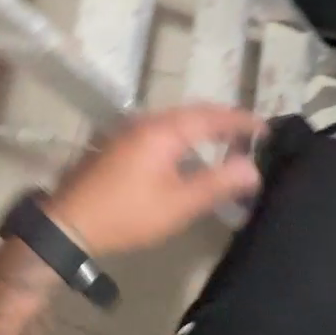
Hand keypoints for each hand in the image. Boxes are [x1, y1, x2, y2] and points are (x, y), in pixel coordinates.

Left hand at [43, 103, 265, 256]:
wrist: (69, 222)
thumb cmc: (126, 214)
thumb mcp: (178, 204)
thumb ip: (216, 183)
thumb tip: (252, 167)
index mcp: (162, 130)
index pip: (211, 116)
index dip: (240, 121)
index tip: (266, 128)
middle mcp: (145, 121)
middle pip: (192, 112)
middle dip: (222, 120)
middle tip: (249, 132)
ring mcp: (128, 130)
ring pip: (173, 120)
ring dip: (200, 126)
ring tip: (225, 140)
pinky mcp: (117, 142)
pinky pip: (159, 129)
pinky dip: (181, 134)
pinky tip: (188, 152)